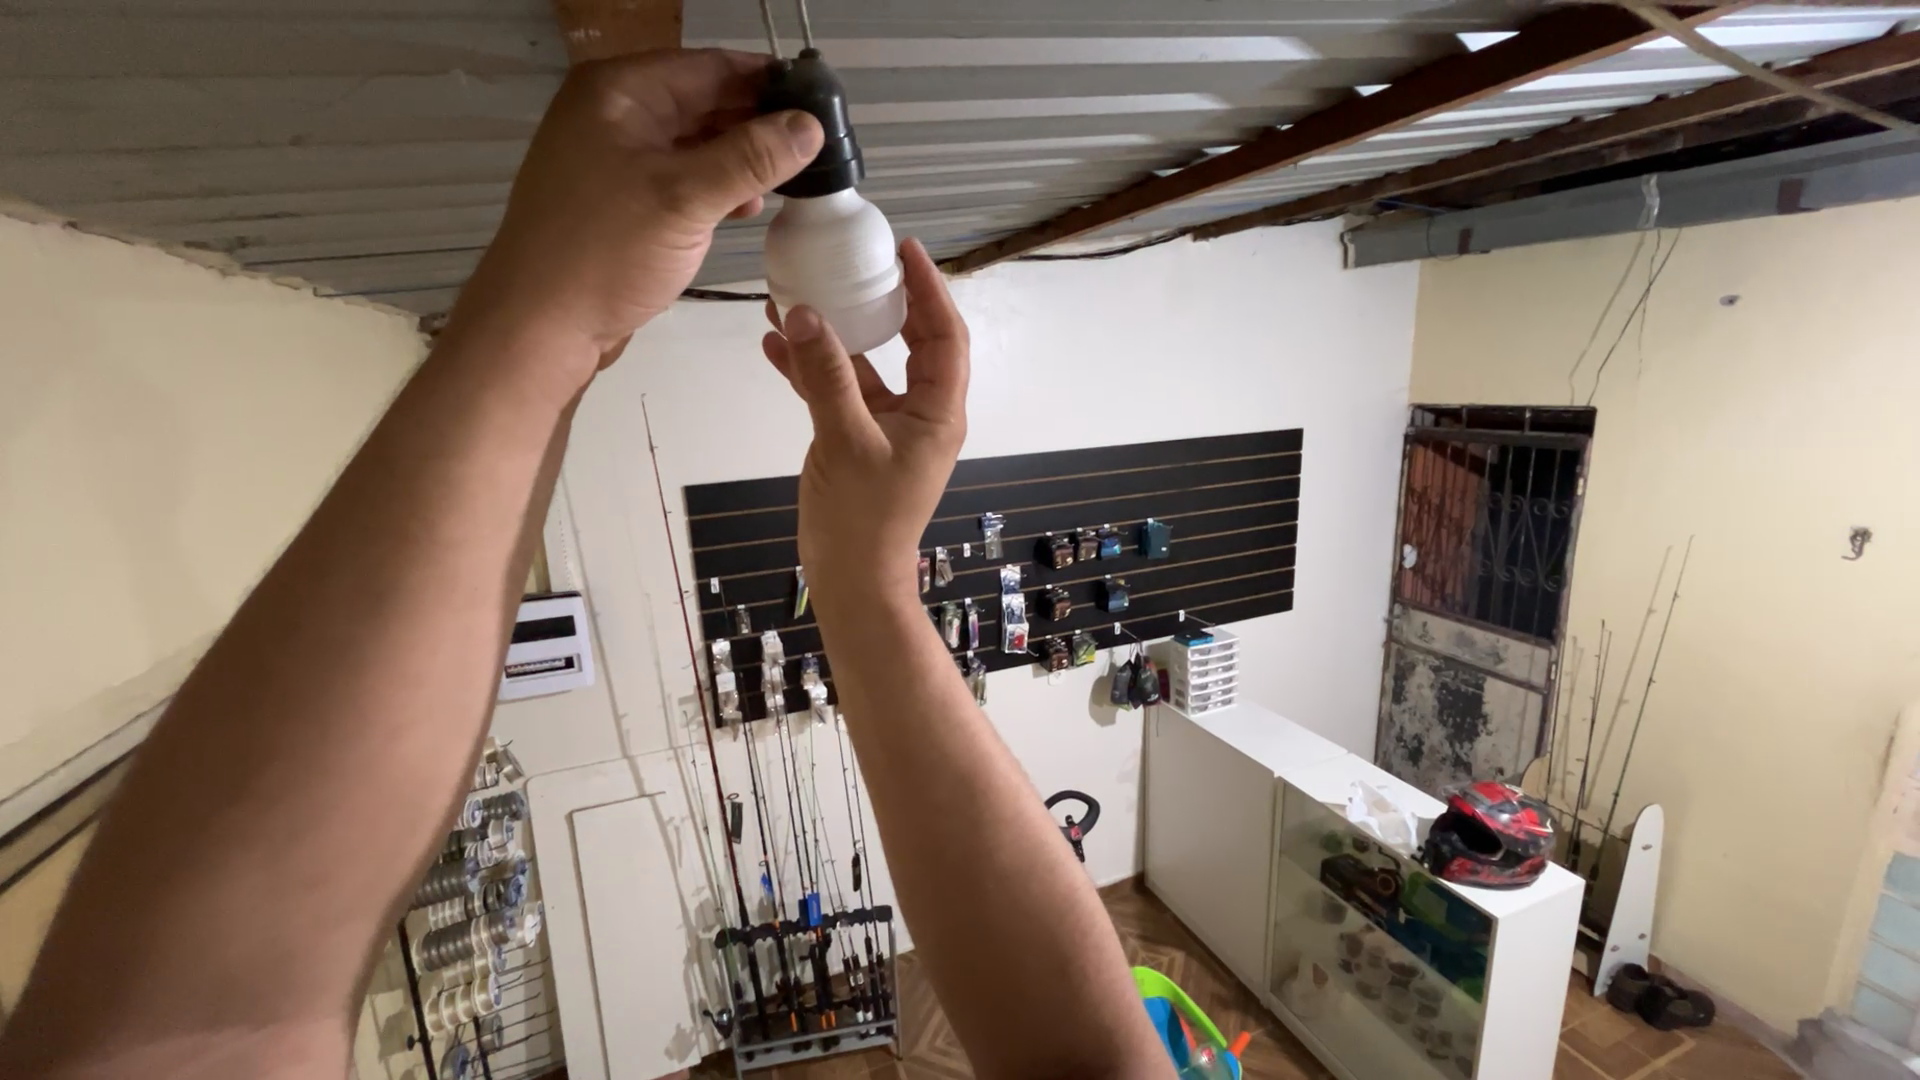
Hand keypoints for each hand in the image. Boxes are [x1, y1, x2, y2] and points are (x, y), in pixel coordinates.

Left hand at [453, 49, 824, 363]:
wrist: (545, 321)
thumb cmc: (607, 251)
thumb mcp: (686, 198)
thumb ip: (750, 158)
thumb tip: (810, 127)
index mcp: (622, 92)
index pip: (709, 67)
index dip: (766, 82)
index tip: (819, 101)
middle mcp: (617, 114)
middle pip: (703, 102)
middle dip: (757, 123)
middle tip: (815, 146)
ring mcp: (618, 158)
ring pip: (695, 143)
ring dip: (741, 159)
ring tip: (791, 180)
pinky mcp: (625, 199)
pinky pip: (681, 178)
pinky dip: (717, 188)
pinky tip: (747, 207)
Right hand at [762, 239, 969, 608]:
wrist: (850, 577)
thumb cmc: (863, 518)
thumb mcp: (846, 441)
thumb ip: (826, 377)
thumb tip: (804, 315)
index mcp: (937, 412)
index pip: (945, 337)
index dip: (930, 291)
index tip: (907, 250)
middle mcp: (919, 414)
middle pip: (909, 344)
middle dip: (884, 303)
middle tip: (857, 263)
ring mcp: (886, 427)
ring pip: (865, 367)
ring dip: (834, 337)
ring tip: (795, 298)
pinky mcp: (856, 440)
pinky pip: (838, 394)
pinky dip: (811, 372)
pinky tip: (775, 347)